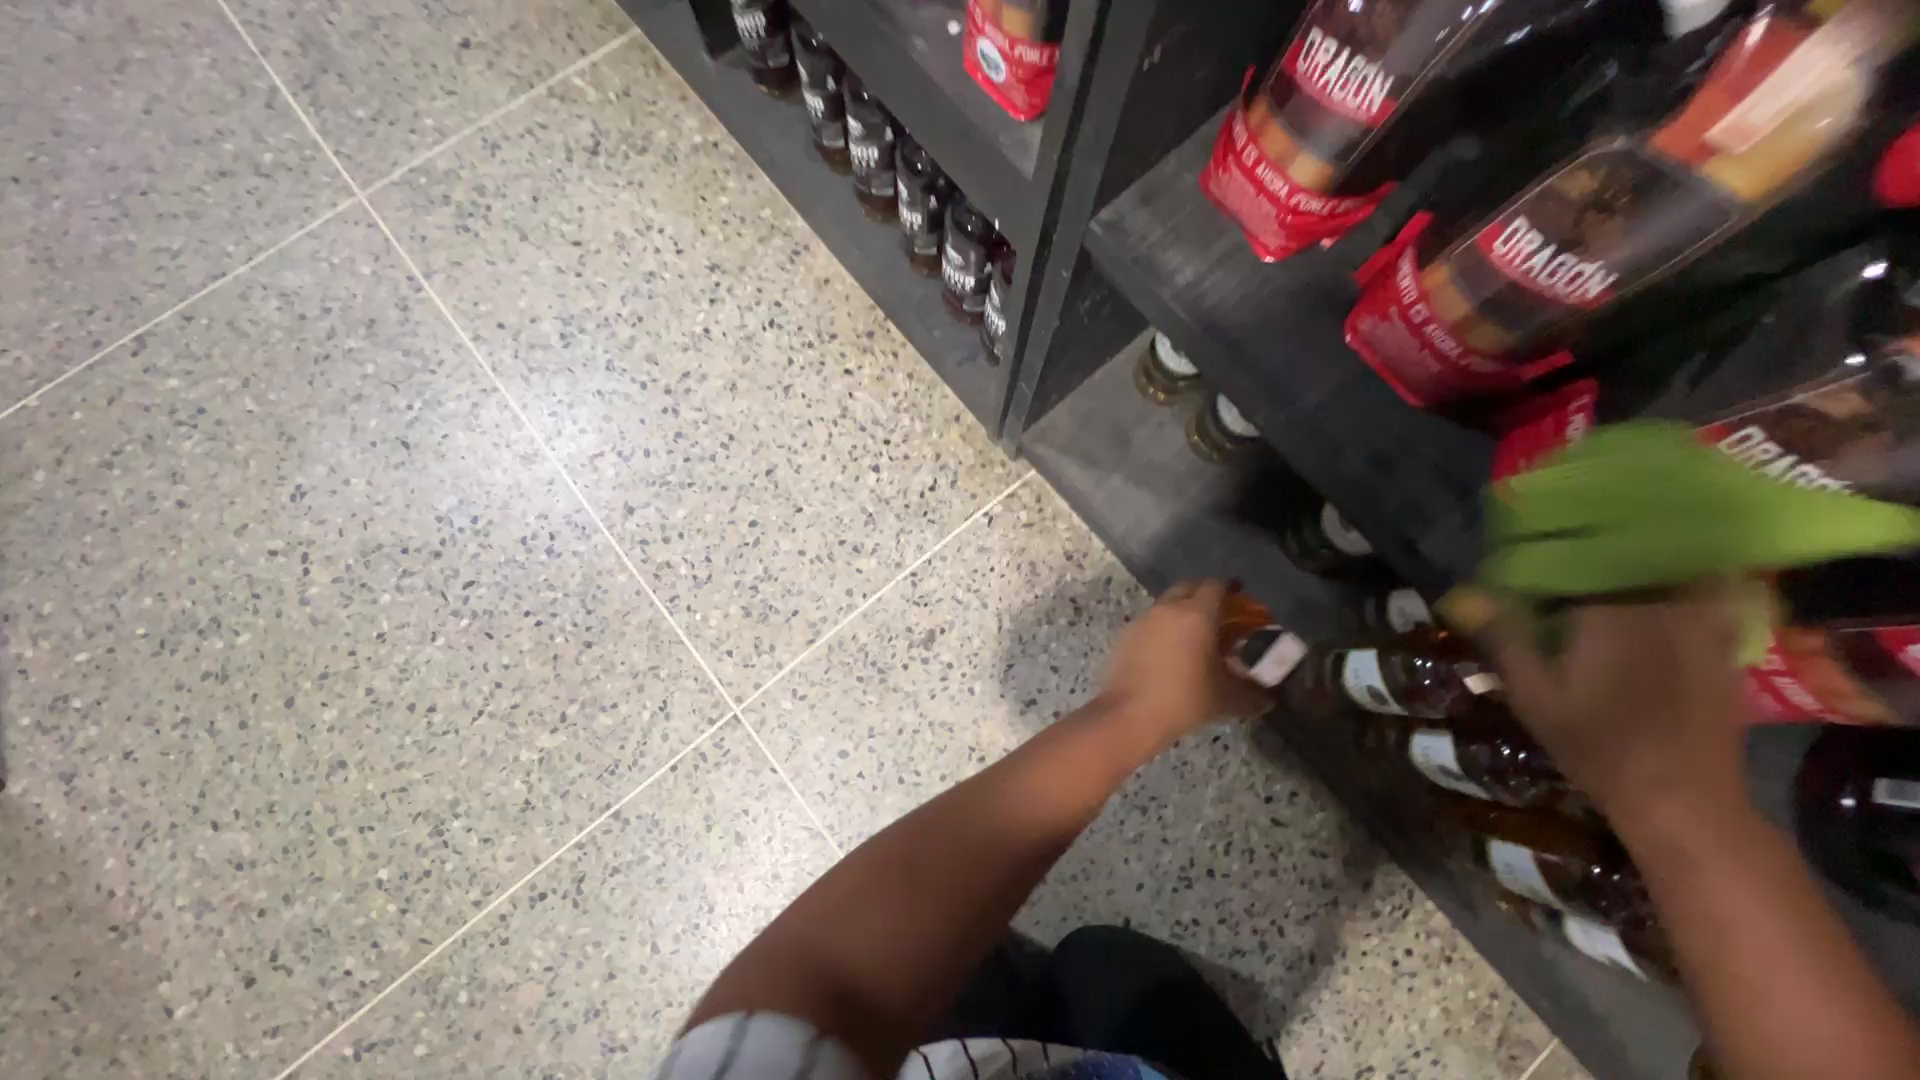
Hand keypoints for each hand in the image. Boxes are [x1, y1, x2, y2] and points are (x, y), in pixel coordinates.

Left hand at [1095, 580, 1267, 751]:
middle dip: (1204, 594)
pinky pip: (1149, 623)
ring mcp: (1143, 620)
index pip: (1216, 585)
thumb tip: (1267, 699)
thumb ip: (1252, 695)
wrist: (1131, 715)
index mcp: (1197, 614)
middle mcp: (1168, 609)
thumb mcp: (1227, 699)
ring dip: (1180, 612)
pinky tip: (1167, 653)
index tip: (1239, 600)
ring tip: (1193, 636)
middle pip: (1188, 587)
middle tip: (1218, 614)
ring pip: (1166, 604)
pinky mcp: (1125, 636)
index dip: (1230, 589)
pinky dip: (1161, 629)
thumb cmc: (1185, 700)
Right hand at [1478, 584, 1750, 826]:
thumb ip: (1502, 637)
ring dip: (1638, 572)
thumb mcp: (1530, 694)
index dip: (1547, 561)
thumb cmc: (1595, 744)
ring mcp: (1700, 623)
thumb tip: (1464, 595)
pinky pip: (1704, 598)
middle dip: (1592, 561)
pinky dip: (1682, 591)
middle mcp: (1657, 604)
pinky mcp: (1724, 646)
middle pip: (1621, 562)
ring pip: (1663, 576)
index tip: (1527, 571)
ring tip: (1608, 584)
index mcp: (1606, 609)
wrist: (1681, 796)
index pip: (1571, 561)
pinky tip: (1657, 609)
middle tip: (1565, 574)